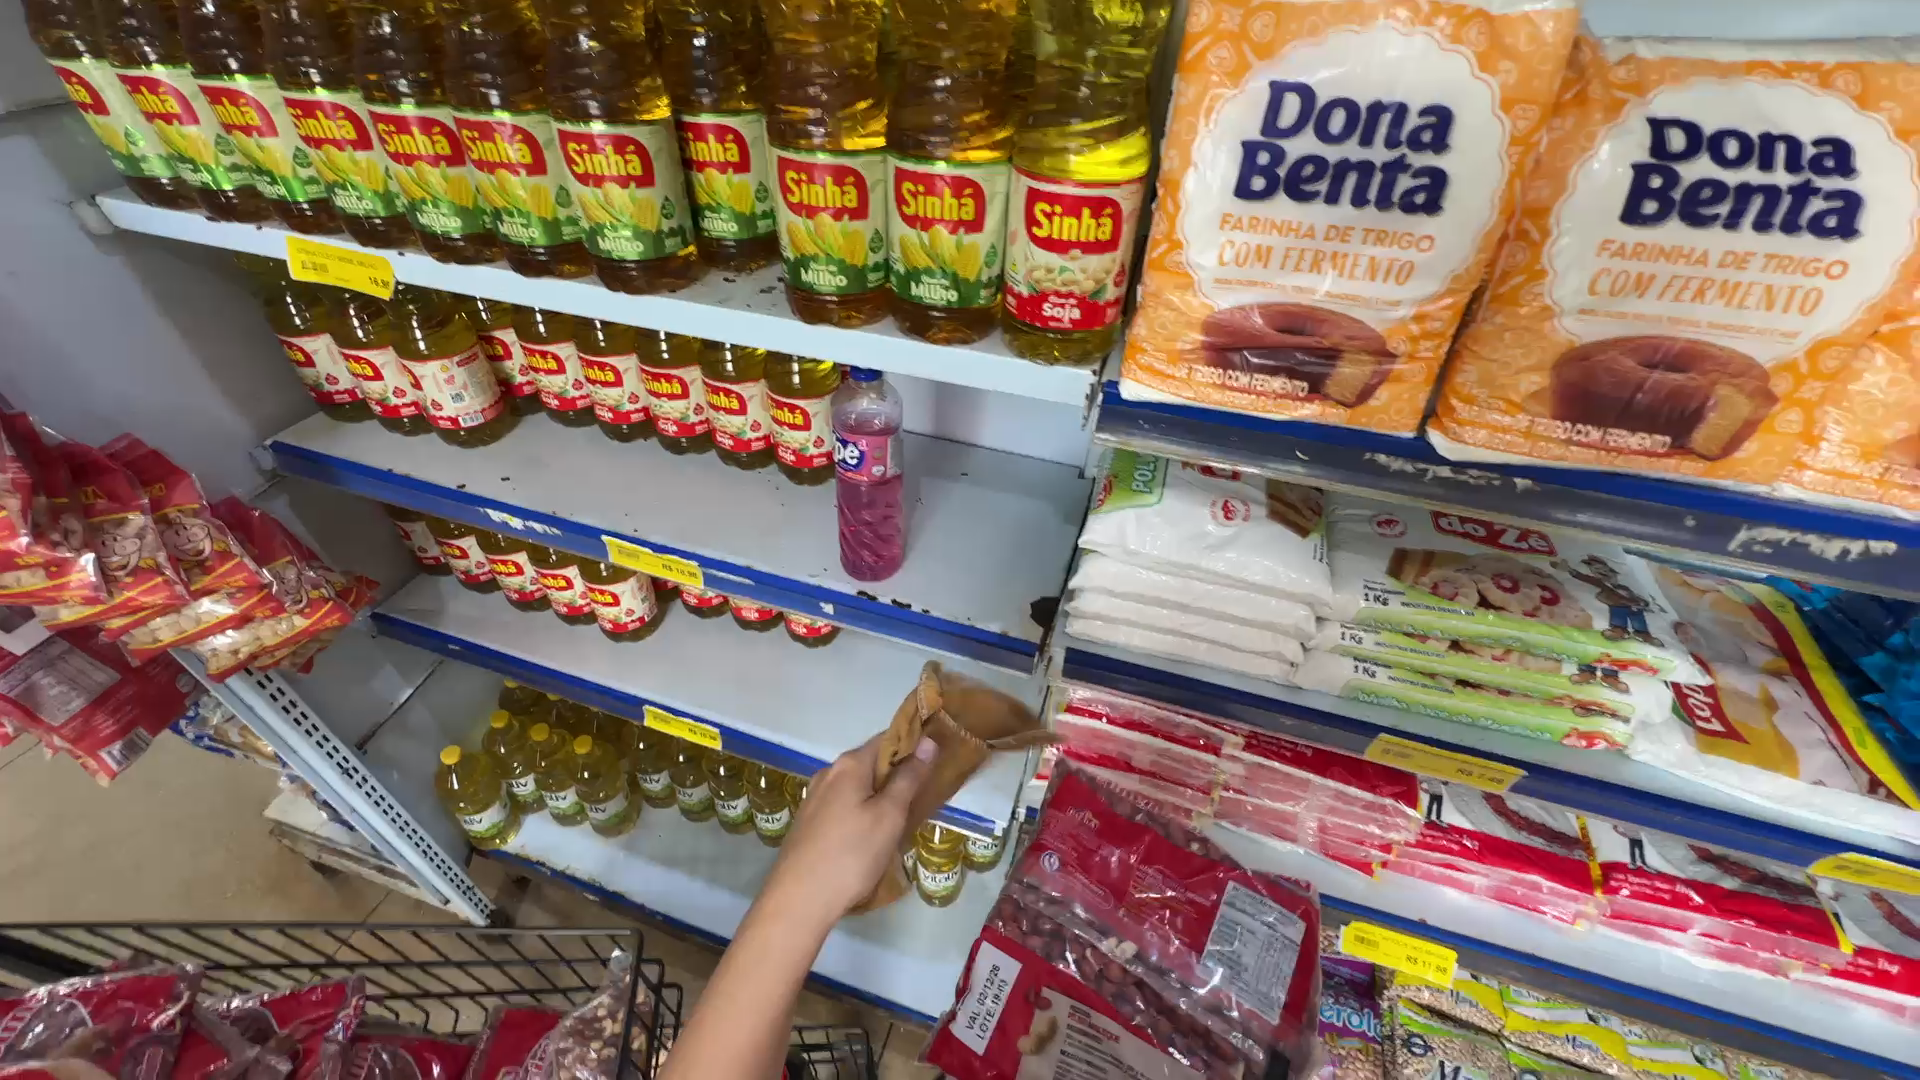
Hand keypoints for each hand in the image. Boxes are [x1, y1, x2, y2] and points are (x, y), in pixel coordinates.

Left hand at [759, 733, 938, 927]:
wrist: (798, 901)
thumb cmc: (851, 854)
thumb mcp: (889, 815)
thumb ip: (909, 777)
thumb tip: (928, 742)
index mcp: (849, 764)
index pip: (888, 738)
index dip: (914, 746)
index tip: (936, 762)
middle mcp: (829, 772)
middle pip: (871, 762)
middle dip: (897, 774)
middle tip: (923, 796)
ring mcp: (815, 797)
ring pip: (857, 786)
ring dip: (880, 795)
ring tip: (901, 819)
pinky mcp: (809, 821)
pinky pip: (843, 804)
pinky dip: (862, 810)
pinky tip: (871, 836)